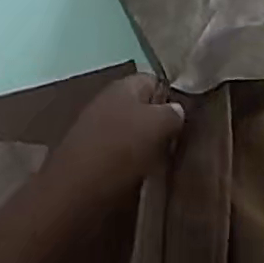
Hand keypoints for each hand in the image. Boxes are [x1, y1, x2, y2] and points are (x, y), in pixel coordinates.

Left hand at [44, 74, 184, 200]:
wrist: (77, 184)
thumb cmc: (120, 147)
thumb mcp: (156, 126)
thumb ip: (171, 114)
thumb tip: (177, 108)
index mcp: (124, 86)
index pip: (153, 80)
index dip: (171, 96)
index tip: (186, 118)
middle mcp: (110, 98)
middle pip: (143, 105)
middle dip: (160, 122)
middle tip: (176, 143)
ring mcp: (98, 123)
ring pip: (132, 127)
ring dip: (147, 143)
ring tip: (162, 161)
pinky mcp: (92, 148)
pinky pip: (120, 147)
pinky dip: (132, 158)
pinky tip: (140, 172)